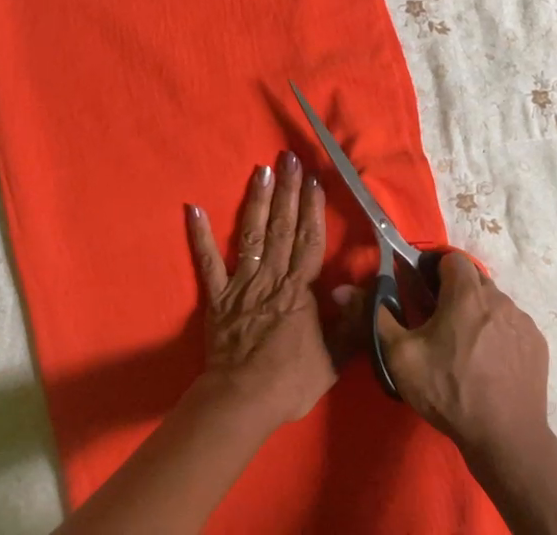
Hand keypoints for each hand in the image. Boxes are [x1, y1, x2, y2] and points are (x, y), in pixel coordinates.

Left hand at [185, 150, 334, 426]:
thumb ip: (352, 321)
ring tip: (261, 170)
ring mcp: (241, 284)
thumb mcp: (336, 358)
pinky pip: (207, 261)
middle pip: (282, 227)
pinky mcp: (217, 296)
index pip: (309, 240)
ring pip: (251, 235)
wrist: (243, 400)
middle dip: (287, 191)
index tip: (313, 179)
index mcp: (301, 290)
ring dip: (257, 201)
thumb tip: (363, 285)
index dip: (312, 208)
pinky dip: (199, 235)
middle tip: (289, 158)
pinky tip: (193, 208)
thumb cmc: (291, 381)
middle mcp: (272, 277)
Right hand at [374, 253, 551, 456]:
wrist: (506, 438)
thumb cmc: (448, 391)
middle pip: (473, 280)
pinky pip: (511, 326)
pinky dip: (497, 334)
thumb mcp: (400, 356)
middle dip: (454, 292)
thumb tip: (341, 290)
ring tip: (462, 347)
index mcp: (466, 294)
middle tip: (436, 322)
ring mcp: (522, 322)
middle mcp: (499, 299)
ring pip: (494, 303)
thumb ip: (373, 316)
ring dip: (477, 314)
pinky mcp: (537, 345)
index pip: (452, 258)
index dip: (434, 269)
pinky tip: (487, 363)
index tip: (422, 292)